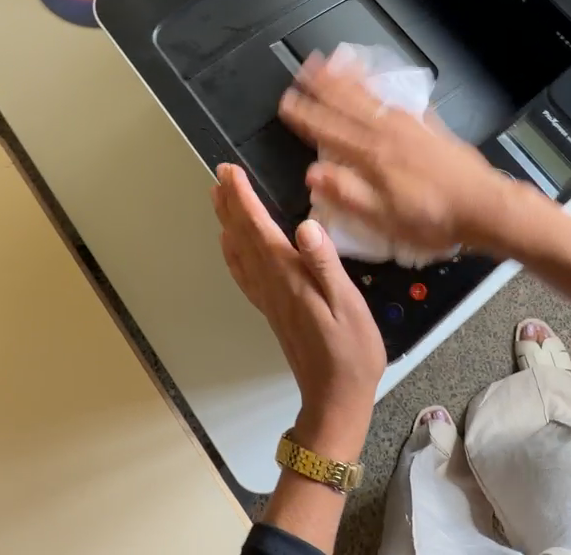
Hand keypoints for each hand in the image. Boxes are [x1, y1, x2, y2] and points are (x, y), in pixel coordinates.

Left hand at [211, 163, 383, 458]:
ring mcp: (269, 299)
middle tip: (220, 174)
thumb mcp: (348, 304)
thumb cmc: (350, 351)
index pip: (259, 229)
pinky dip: (234, 253)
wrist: (336, 399)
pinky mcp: (273, 310)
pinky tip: (232, 246)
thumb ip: (326, 264)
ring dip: (228, 222)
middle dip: (230, 203)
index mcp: (289, 277)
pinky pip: (245, 274)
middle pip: (243, 237)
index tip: (231, 171)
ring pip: (240, 253)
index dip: (243, 198)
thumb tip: (306, 225)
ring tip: (219, 198)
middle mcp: (272, 284)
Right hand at [278, 52, 535, 256]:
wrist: (483, 206)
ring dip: (349, 77)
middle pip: (348, 103)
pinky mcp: (427, 126)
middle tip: (304, 68)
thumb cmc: (434, 219)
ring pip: (370, 95)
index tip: (287, 102)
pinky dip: (381, 83)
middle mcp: (387, 135)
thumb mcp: (384, 218)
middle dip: (323, 85)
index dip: (305, 116)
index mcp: (372, 157)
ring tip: (333, 61)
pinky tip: (377, 77)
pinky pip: (396, 97)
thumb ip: (347, 194)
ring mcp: (408, 126)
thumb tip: (313, 175)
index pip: (329, 131)